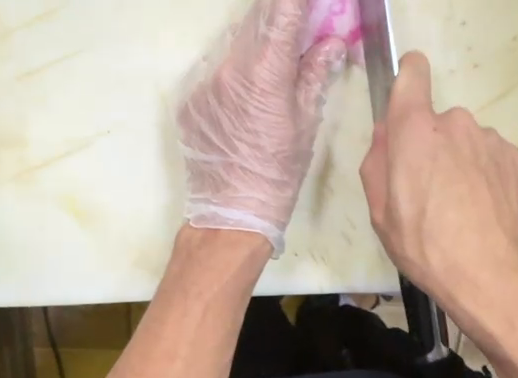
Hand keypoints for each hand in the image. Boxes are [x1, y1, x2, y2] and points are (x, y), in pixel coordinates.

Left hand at [178, 0, 348, 254]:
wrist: (231, 217)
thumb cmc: (275, 176)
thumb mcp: (305, 124)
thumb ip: (316, 74)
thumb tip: (330, 44)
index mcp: (263, 70)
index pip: (282, 7)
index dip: (298, 3)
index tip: (310, 7)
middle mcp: (226, 67)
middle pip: (256, 21)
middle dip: (280, 20)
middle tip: (299, 36)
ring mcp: (202, 83)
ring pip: (233, 43)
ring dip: (256, 47)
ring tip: (271, 74)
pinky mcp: (188, 100)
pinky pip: (213, 71)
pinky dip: (233, 73)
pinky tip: (245, 99)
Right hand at [359, 53, 517, 302]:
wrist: (487, 272)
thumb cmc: (424, 247)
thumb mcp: (380, 216)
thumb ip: (376, 166)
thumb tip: (384, 135)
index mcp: (414, 132)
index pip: (412, 74)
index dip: (406, 86)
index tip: (404, 113)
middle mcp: (453, 122)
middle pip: (434, 123)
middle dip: (427, 148)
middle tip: (424, 194)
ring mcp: (487, 137)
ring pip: (461, 141)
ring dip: (455, 163)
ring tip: (454, 208)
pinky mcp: (511, 155)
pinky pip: (484, 155)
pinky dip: (478, 174)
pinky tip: (476, 209)